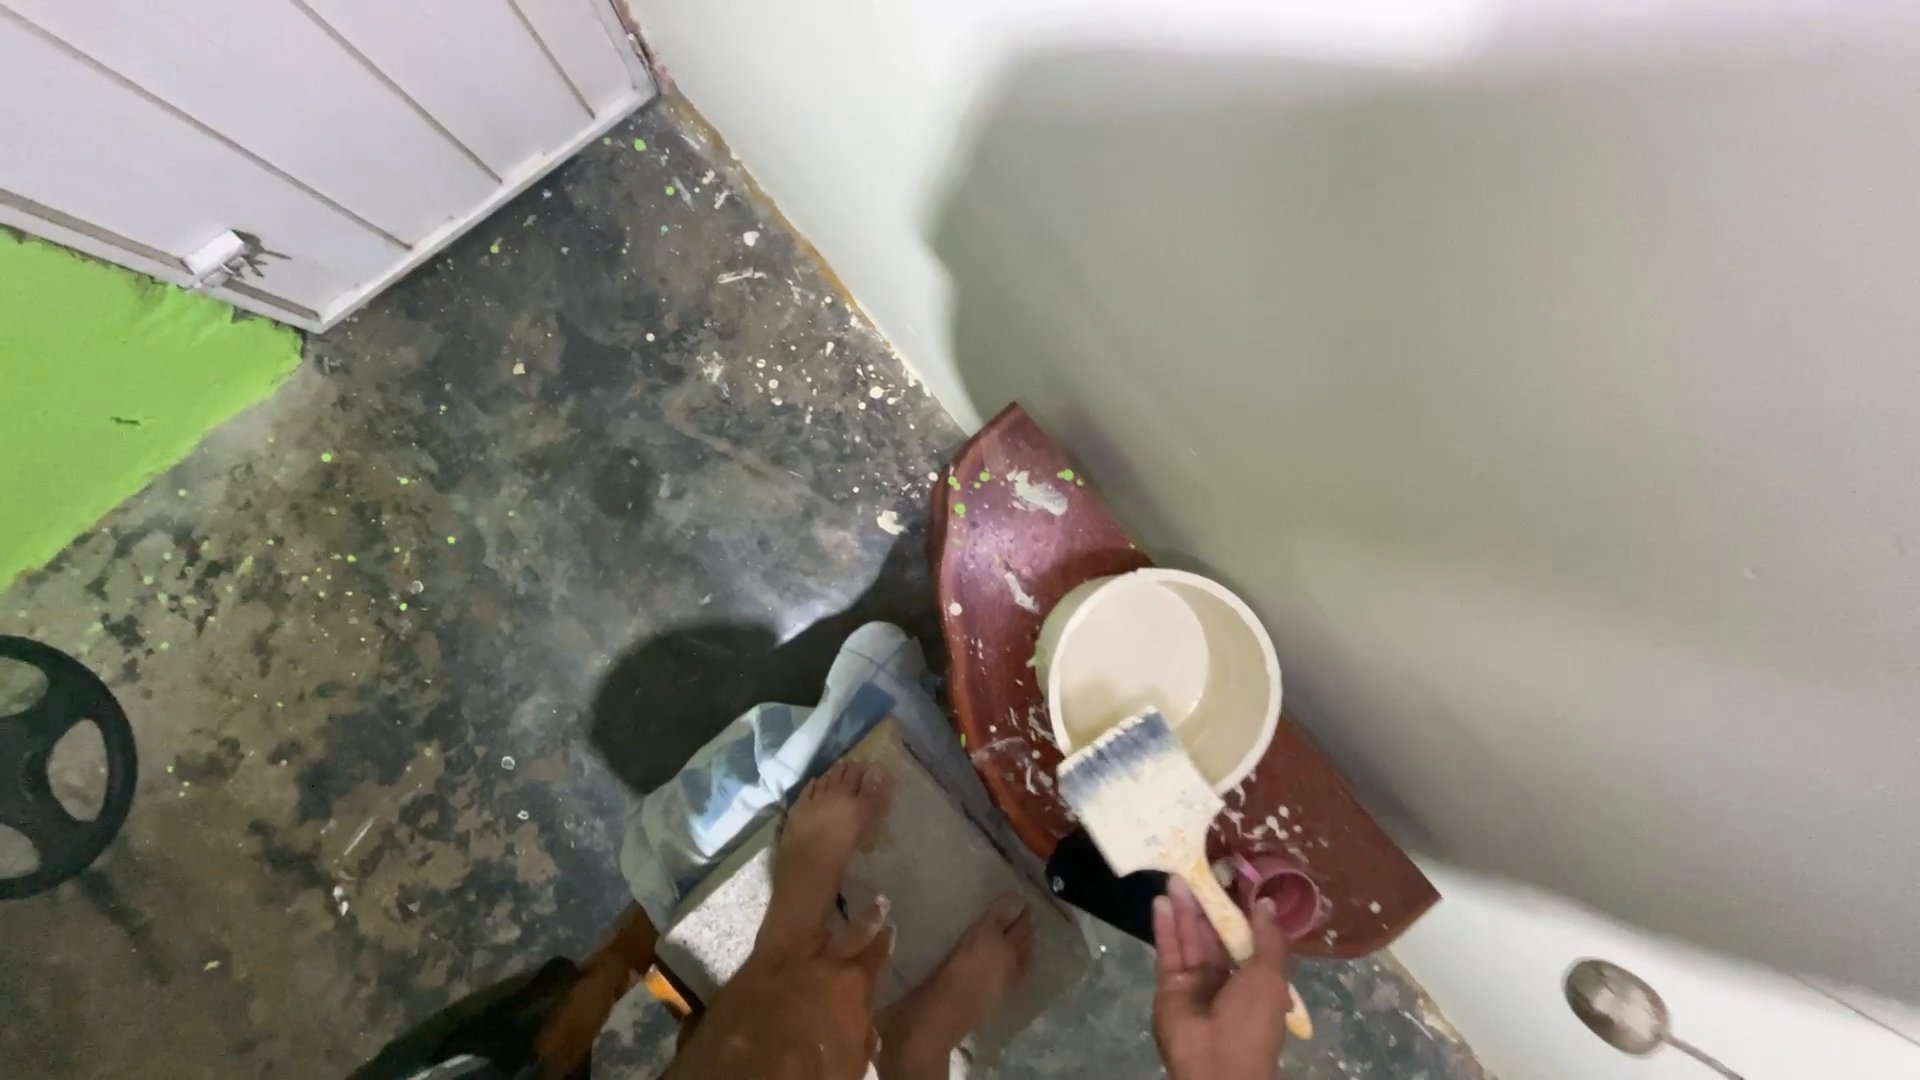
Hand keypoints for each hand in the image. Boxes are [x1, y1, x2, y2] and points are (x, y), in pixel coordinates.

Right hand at [1152, 876, 1292, 1079]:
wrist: (1216, 1067)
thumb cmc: (1252, 1022)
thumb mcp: (1271, 978)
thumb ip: (1268, 939)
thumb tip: (1268, 902)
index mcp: (1254, 980)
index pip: (1243, 937)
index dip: (1235, 910)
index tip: (1227, 879)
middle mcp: (1224, 978)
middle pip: (1212, 933)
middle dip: (1204, 904)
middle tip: (1192, 872)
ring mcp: (1195, 981)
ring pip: (1189, 937)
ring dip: (1183, 909)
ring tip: (1174, 879)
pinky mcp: (1169, 984)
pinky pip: (1168, 950)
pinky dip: (1165, 927)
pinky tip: (1161, 903)